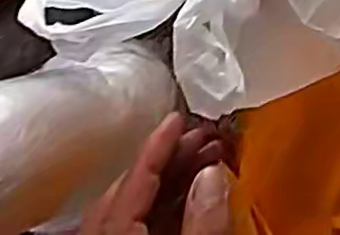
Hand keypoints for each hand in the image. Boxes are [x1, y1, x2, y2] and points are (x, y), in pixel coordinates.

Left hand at [81, 112, 233, 234]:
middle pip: (126, 192)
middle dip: (166, 159)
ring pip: (130, 210)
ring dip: (169, 183)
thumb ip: (203, 220)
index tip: (177, 116)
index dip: (156, 146)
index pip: (131, 183)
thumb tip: (213, 171)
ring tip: (207, 163)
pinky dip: (162, 207)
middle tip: (202, 137)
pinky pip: (134, 228)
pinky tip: (191, 199)